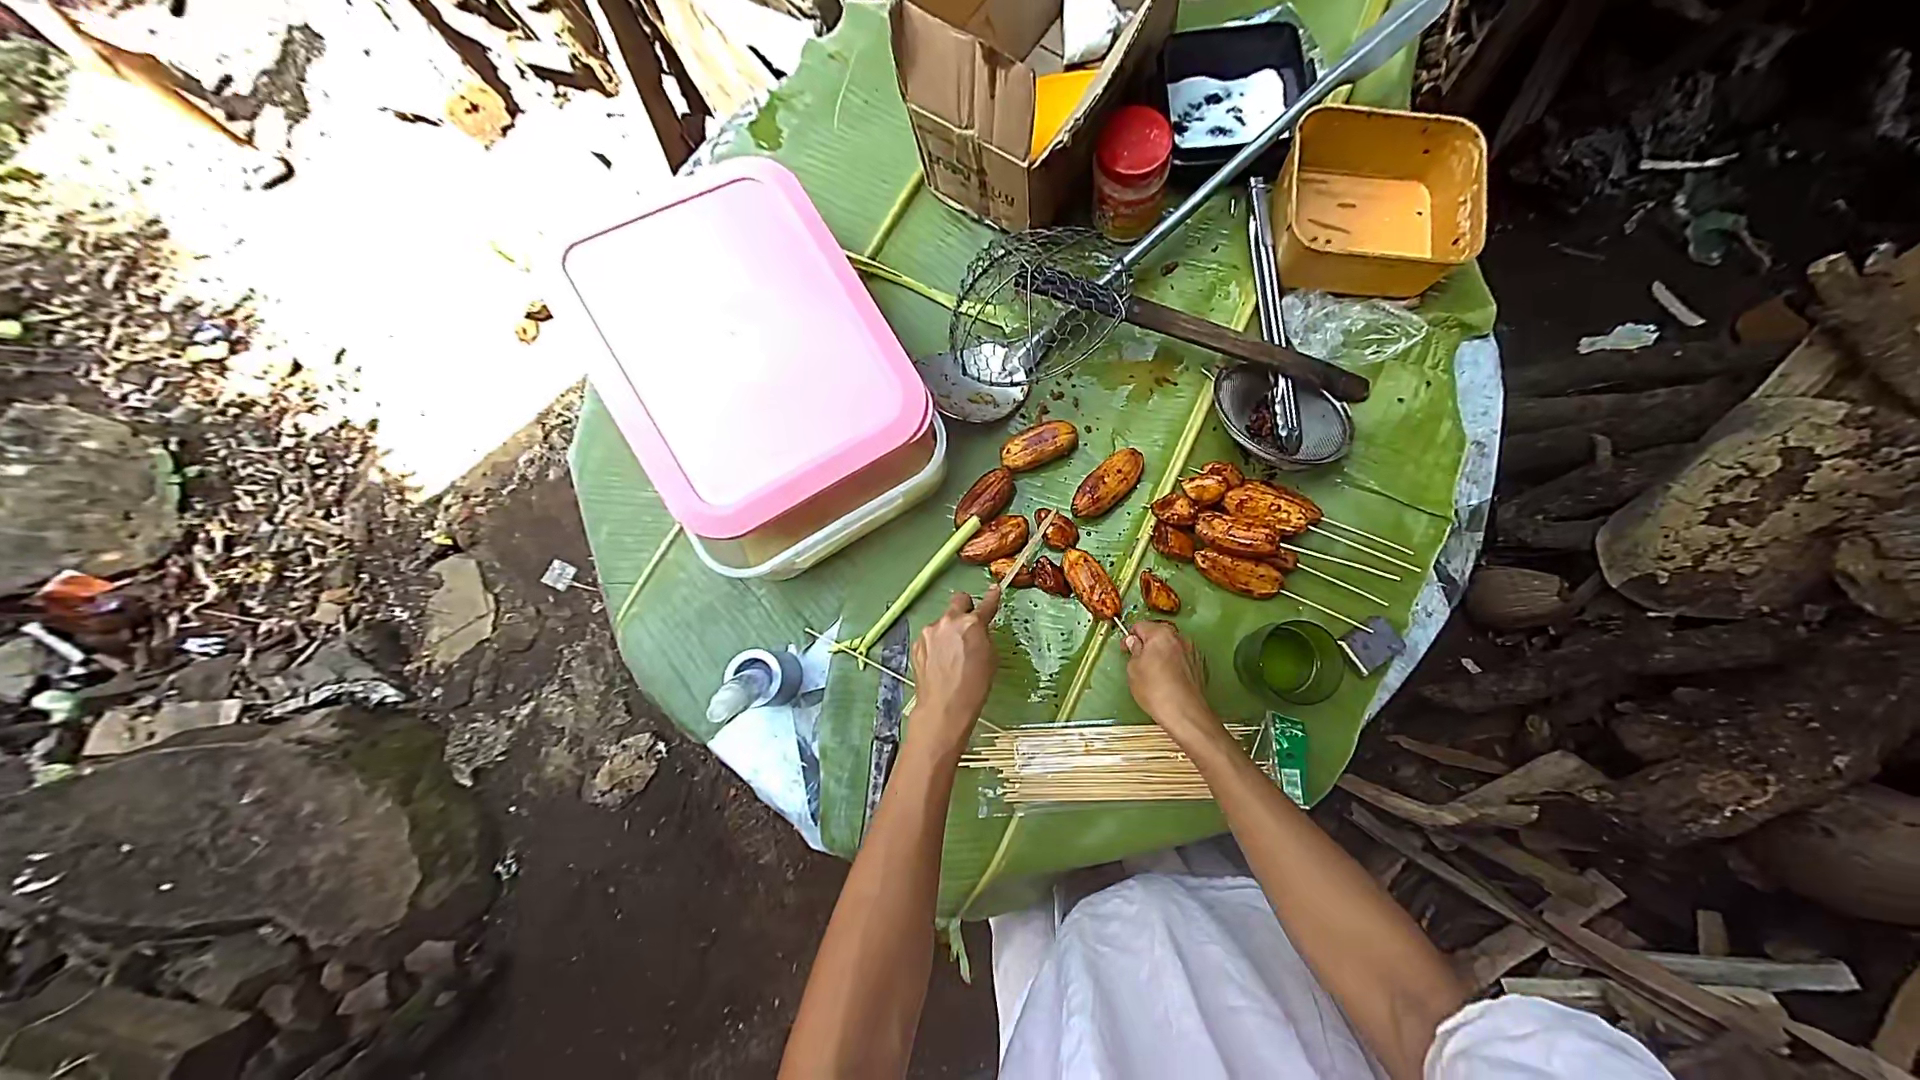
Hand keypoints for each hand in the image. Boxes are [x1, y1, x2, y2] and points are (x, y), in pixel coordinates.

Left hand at [906, 588, 1001, 759]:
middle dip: (964, 609)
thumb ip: (984, 636)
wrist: (944, 707)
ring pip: (942, 622)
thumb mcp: (990, 658)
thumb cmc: (973, 686)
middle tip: (968, 626)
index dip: (991, 597)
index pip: (985, 604)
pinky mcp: (917, 644)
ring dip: (948, 630)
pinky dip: (936, 644)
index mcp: (971, 624)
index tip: (993, 590)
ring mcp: (929, 632)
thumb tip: (979, 629)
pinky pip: (931, 637)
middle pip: (958, 601)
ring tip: (952, 655)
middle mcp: (948, 622)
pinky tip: (940, 662)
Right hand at [1124, 620, 1221, 745]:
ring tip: (1153, 673)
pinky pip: (1181, 659)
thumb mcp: (1133, 669)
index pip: (1140, 626)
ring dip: (1161, 654)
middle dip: (1147, 644)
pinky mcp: (1199, 666)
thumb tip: (1135, 643)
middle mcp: (1179, 638)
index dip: (1130, 637)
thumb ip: (1134, 650)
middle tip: (1137, 660)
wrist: (1184, 713)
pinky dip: (1173, 664)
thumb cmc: (1156, 690)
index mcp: (1161, 634)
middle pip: (1158, 634)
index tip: (1126, 648)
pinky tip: (1166, 679)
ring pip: (1171, 647)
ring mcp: (1192, 652)